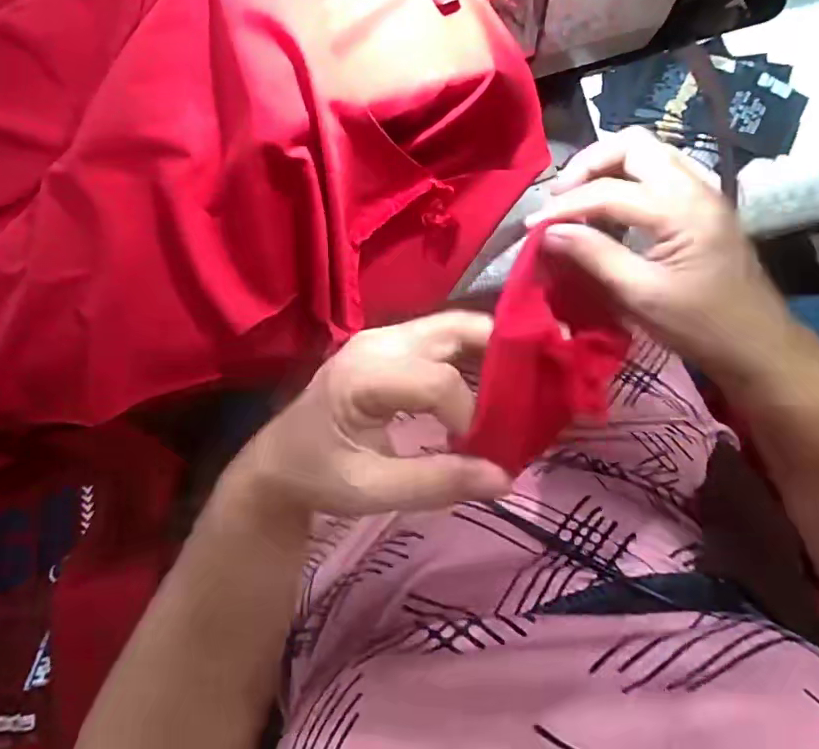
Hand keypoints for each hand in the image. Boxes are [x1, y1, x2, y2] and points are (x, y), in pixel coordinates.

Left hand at [220, 312, 514, 530]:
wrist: (277, 463)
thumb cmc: (317, 476)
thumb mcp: (370, 490)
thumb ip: (436, 482)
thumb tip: (504, 477)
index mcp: (363, 374)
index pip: (437, 380)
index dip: (471, 414)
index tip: (485, 450)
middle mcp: (376, 342)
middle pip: (453, 329)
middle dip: (500, 351)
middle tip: (541, 382)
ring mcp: (381, 339)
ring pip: (450, 328)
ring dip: (490, 351)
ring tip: (525, 384)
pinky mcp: (387, 347)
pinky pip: (439, 341)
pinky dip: (471, 358)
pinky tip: (491, 386)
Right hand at [526, 127, 812, 387]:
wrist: (760, 347)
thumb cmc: (701, 326)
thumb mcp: (641, 295)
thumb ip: (593, 255)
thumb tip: (547, 232)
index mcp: (682, 210)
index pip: (609, 191)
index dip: (565, 206)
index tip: (533, 226)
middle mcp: (696, 188)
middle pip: (632, 145)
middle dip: (588, 164)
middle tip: (560, 197)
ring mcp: (703, 192)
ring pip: (648, 151)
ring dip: (608, 166)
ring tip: (579, 197)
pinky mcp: (703, 204)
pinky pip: (660, 169)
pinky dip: (628, 177)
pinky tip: (611, 206)